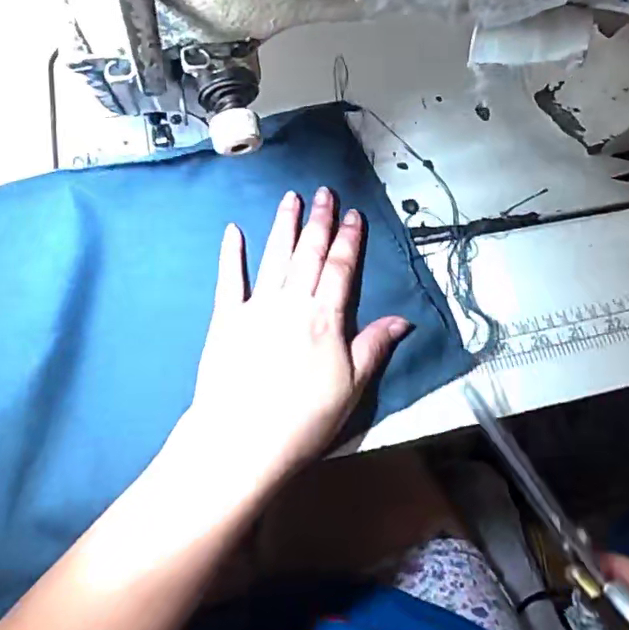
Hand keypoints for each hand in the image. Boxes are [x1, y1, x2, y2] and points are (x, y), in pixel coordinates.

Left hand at [152, 188, 412, 512]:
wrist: (243, 436)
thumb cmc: (304, 418)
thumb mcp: (352, 387)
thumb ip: (373, 347)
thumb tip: (404, 320)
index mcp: (325, 318)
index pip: (341, 269)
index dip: (349, 240)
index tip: (353, 215)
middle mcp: (291, 302)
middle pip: (308, 254)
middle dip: (319, 222)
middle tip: (325, 193)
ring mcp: (255, 306)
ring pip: (273, 257)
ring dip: (284, 226)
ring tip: (291, 199)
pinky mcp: (224, 317)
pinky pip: (229, 278)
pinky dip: (232, 253)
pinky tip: (234, 230)